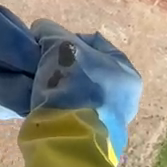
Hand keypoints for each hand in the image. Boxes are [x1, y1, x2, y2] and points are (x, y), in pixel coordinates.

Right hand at [28, 20, 142, 159]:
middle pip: (86, 66)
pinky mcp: (97, 136)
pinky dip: (60, 103)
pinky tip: (45, 102)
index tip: (47, 46)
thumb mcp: (56, 41)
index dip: (66, 37)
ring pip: (79, 88)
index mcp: (125, 70)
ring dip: (60, 84)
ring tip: (40, 83)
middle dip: (63, 62)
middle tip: (42, 63)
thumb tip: (42, 32)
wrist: (70, 135)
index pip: (92, 40)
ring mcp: (113, 119)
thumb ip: (48, 29)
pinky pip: (74, 109)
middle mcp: (126, 95)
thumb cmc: (72, 82)